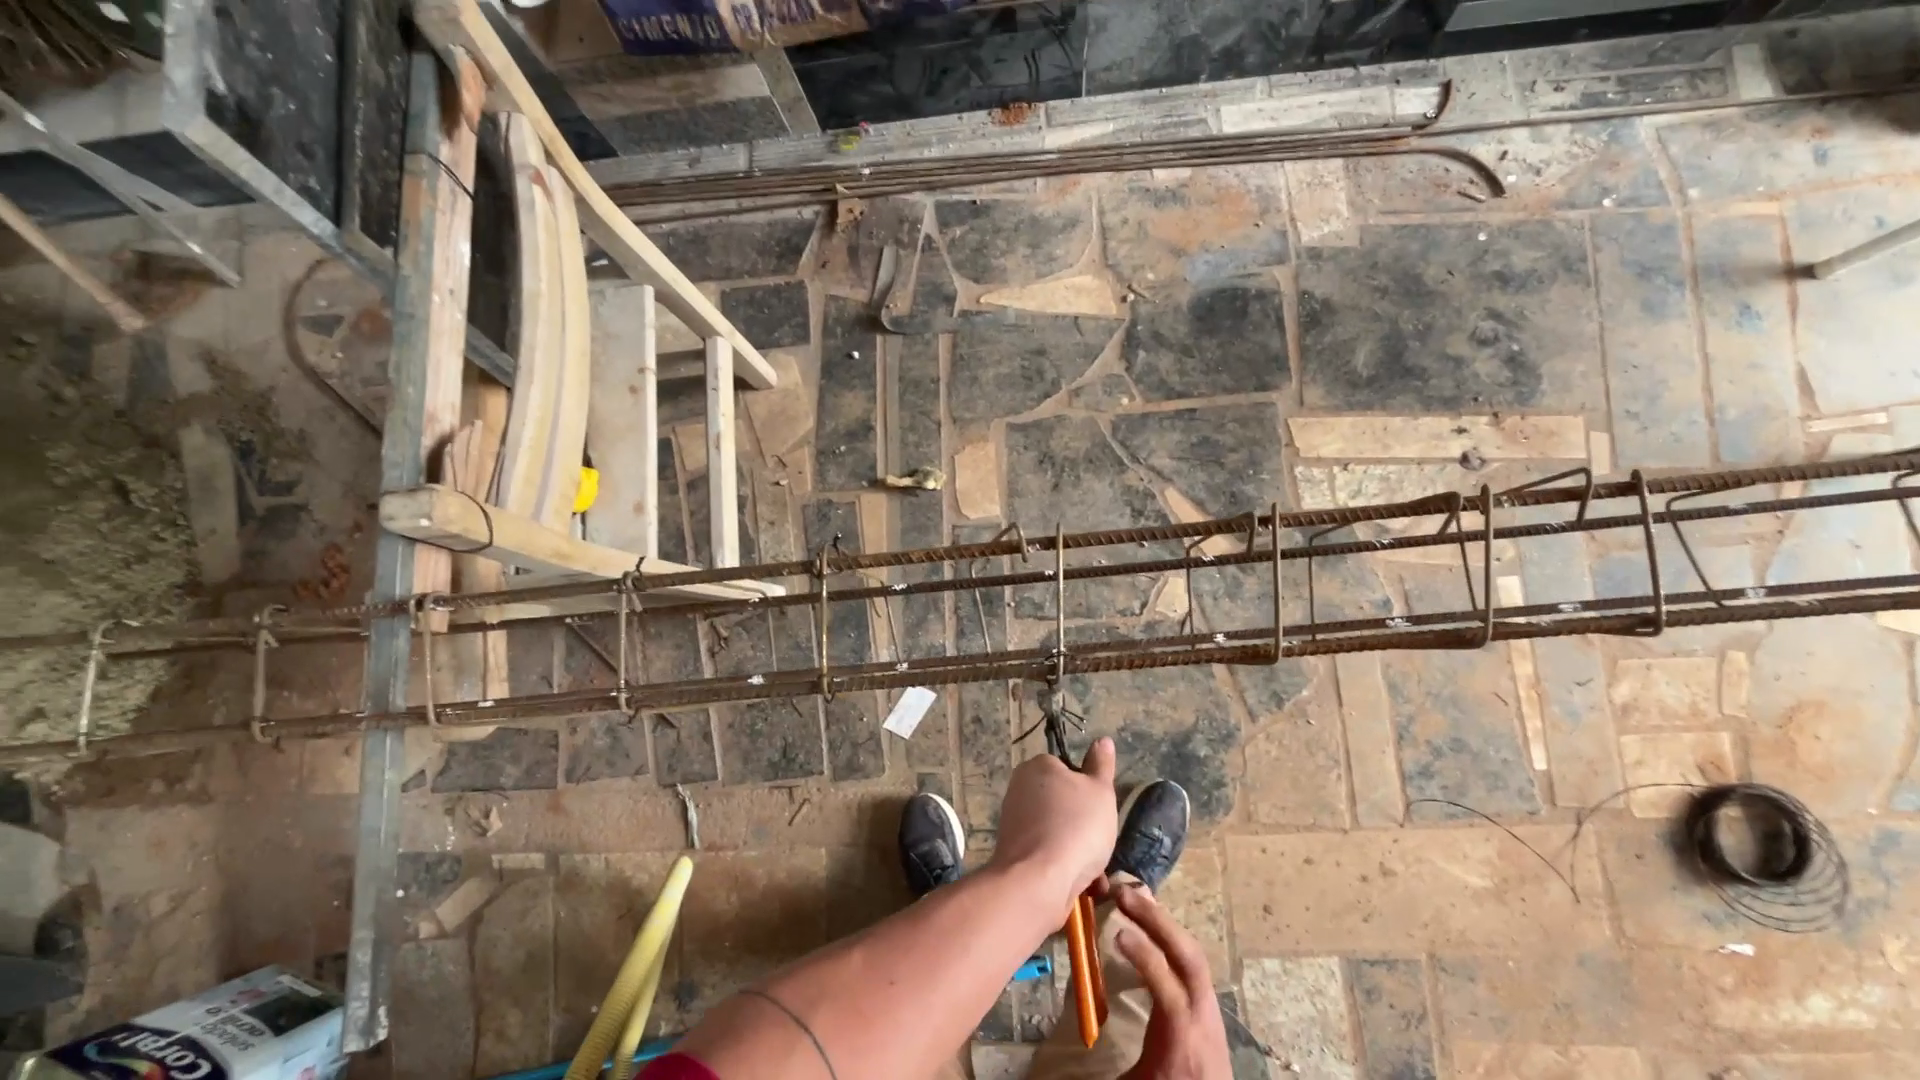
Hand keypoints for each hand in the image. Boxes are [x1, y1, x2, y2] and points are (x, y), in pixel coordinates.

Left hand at [989, 737, 1117, 913]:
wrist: (1038, 881)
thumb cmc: (1075, 827)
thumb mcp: (1100, 791)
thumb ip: (1101, 766)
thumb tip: (1102, 740)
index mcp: (1037, 767)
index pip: (1067, 768)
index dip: (1087, 788)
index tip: (1098, 808)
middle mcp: (1019, 789)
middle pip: (1062, 803)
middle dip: (1084, 824)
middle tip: (1099, 839)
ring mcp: (1013, 822)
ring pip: (1058, 832)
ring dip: (1078, 851)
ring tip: (1093, 869)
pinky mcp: (1014, 853)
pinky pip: (1047, 855)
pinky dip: (1064, 867)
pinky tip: (1082, 883)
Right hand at [1114, 885, 1232, 1079]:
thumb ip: (1100, 1067)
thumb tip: (1057, 1068)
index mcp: (1182, 1035)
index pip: (1169, 989)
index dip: (1145, 959)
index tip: (1116, 934)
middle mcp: (1203, 1013)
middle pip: (1189, 957)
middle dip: (1157, 920)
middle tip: (1123, 894)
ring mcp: (1210, 1005)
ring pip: (1193, 953)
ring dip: (1163, 922)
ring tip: (1133, 897)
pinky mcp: (1208, 1002)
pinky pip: (1192, 960)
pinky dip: (1171, 936)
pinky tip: (1152, 924)